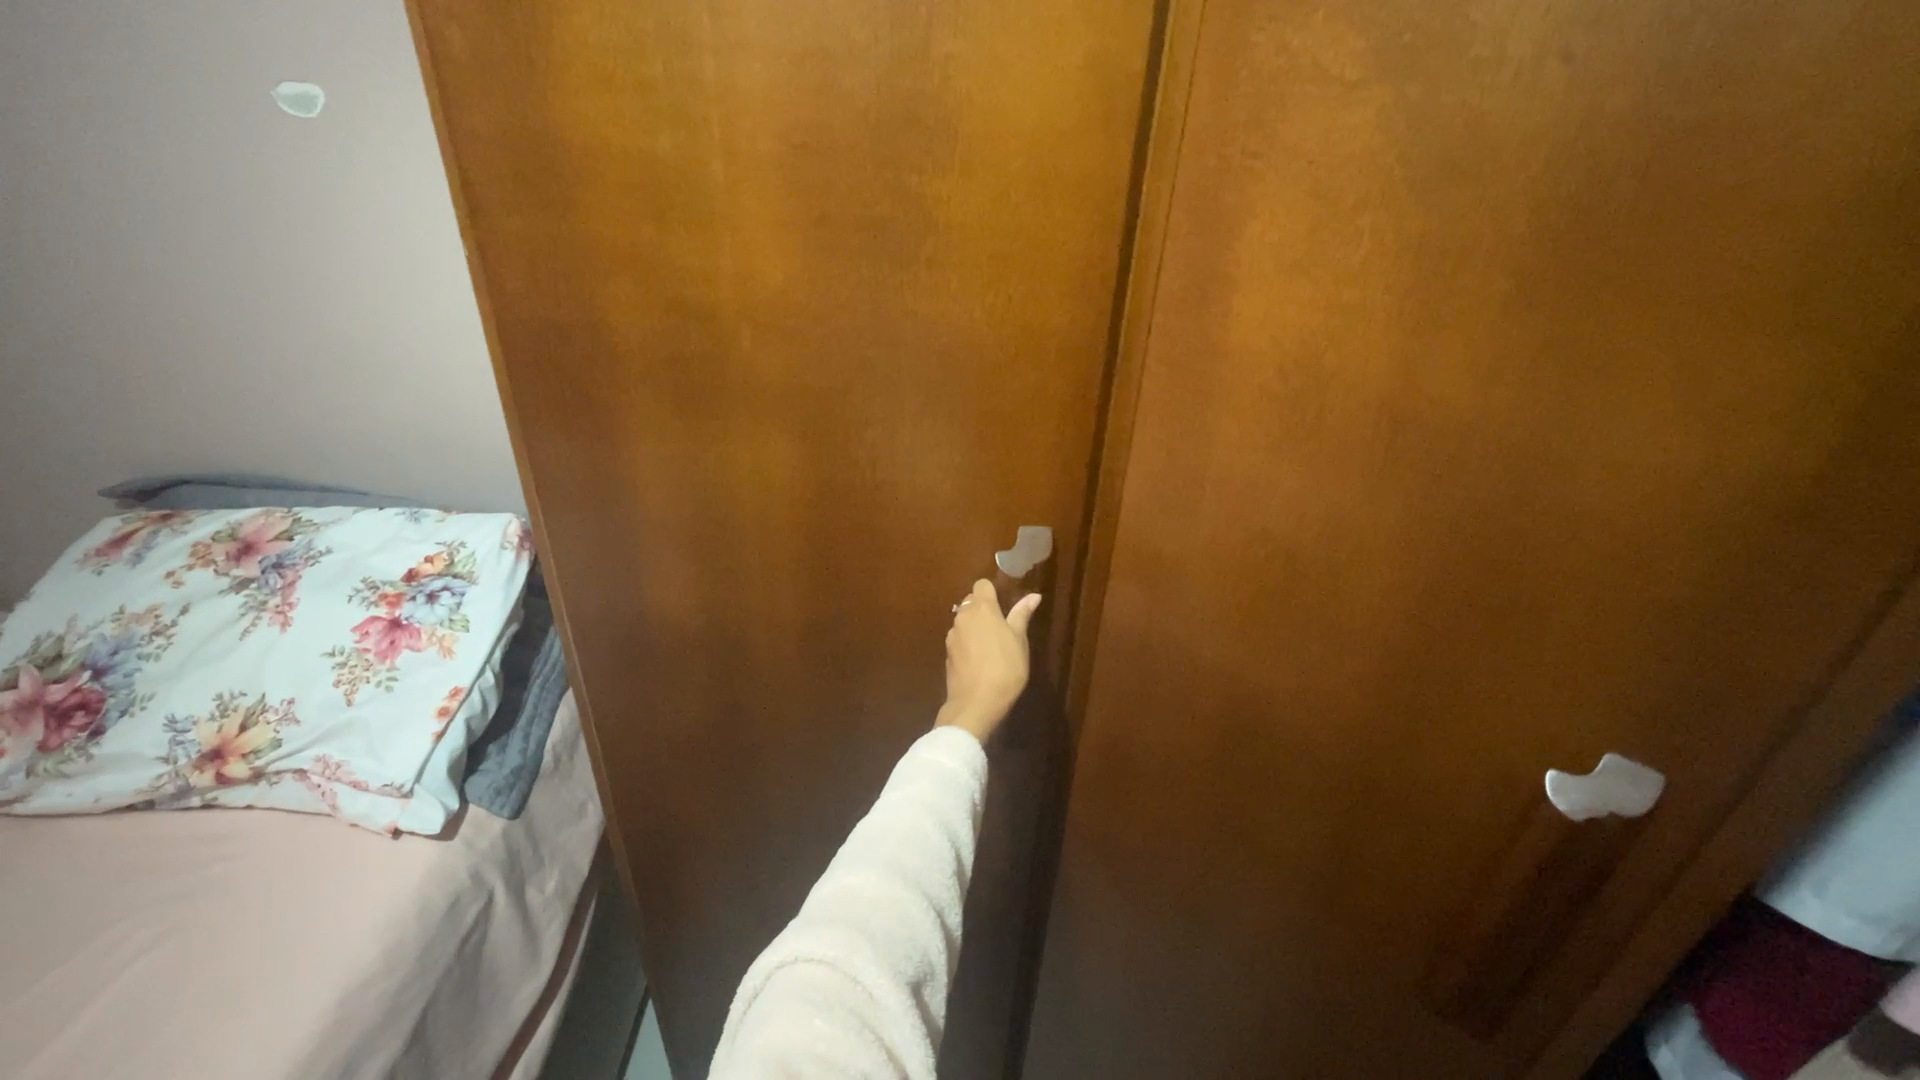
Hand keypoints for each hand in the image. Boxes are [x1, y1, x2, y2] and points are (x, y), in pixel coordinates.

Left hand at [936, 579, 1041, 741]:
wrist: (976, 703)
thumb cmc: (1005, 668)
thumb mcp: (1020, 641)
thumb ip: (1022, 615)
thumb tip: (1033, 596)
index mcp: (982, 609)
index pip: (982, 584)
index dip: (993, 591)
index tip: (1005, 603)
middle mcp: (963, 617)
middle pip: (970, 601)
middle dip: (984, 608)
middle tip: (1002, 625)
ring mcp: (952, 636)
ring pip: (963, 620)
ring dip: (974, 626)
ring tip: (991, 645)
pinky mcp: (947, 654)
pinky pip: (959, 639)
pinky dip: (968, 642)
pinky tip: (979, 659)